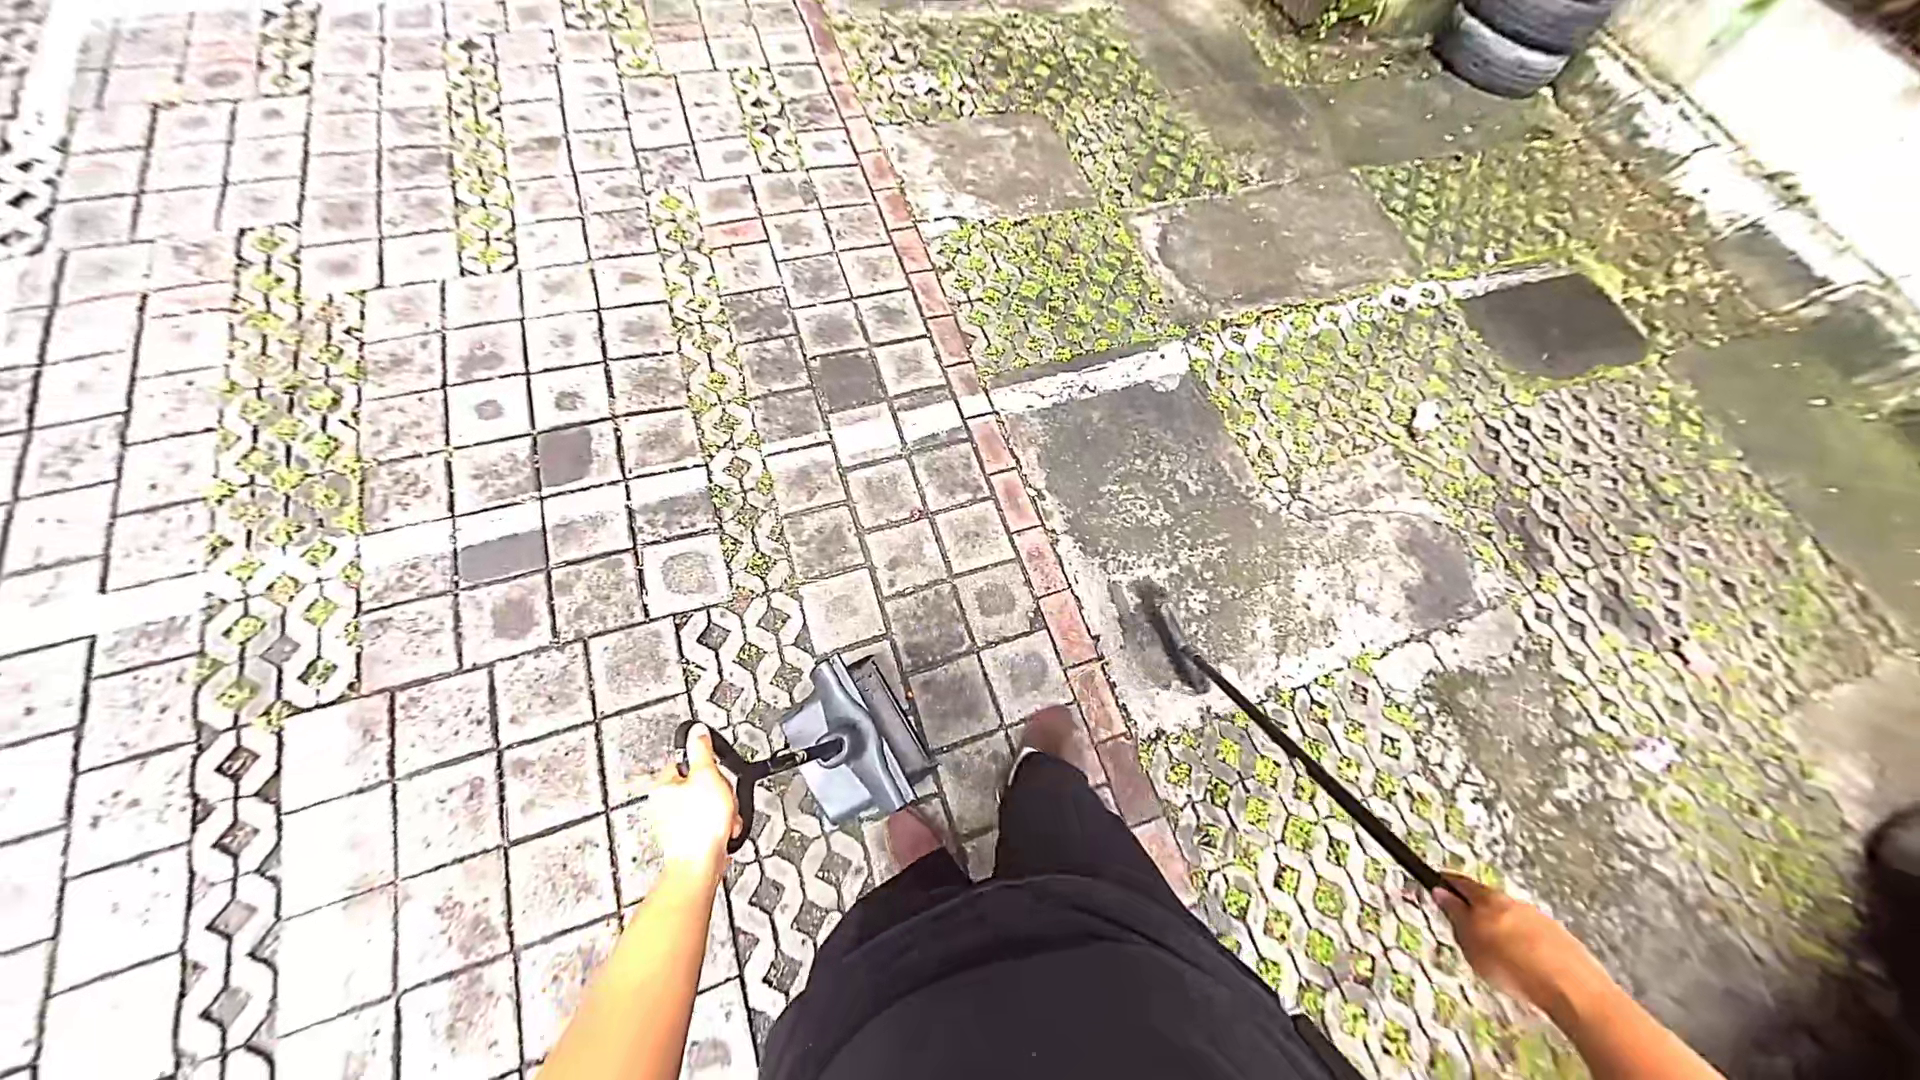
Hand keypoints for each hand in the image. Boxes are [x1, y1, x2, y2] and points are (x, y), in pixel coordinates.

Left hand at [646, 725, 740, 870]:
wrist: (700, 865)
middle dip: (719, 791)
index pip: (687, 762)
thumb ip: (702, 750)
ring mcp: (674, 823)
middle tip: (722, 798)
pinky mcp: (686, 838)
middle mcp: (664, 804)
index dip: (707, 766)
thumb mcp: (707, 775)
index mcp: (663, 785)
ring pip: (707, 804)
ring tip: (725, 817)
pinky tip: (724, 830)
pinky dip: (720, 826)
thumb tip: (696, 731)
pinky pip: (708, 823)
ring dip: (723, 810)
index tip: (716, 774)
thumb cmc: (699, 825)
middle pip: (701, 783)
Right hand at [1431, 872, 1608, 1014]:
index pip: (1460, 882)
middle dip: (1477, 910)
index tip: (1437, 884)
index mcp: (1488, 897)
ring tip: (1499, 955)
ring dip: (1504, 929)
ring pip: (1515, 919)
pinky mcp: (1566, 944)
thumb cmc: (1512, 964)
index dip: (1446, 883)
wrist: (1574, 992)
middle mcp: (1516, 903)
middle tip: (1467, 928)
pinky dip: (1527, 946)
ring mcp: (1544, 922)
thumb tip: (1441, 893)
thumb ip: (1454, 914)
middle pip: (1490, 901)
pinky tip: (1526, 965)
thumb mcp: (1469, 940)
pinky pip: (1537, 938)